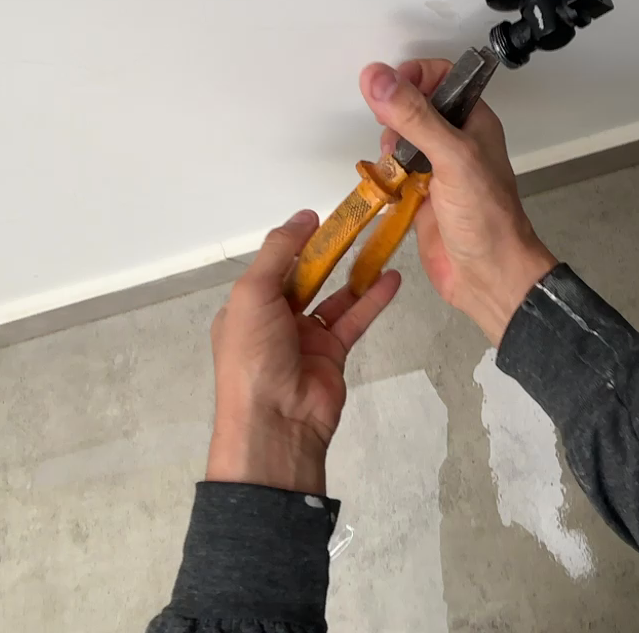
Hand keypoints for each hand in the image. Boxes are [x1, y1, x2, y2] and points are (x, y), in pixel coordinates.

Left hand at [205, 209, 401, 493]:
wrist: (276, 423)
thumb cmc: (255, 354)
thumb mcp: (253, 294)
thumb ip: (278, 251)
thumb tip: (304, 216)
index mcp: (246, 307)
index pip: (273, 265)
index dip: (296, 241)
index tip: (322, 218)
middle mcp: (274, 319)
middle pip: (305, 276)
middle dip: (328, 252)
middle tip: (357, 223)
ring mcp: (305, 337)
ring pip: (333, 296)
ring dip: (355, 272)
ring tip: (381, 242)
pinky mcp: (333, 353)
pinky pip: (354, 318)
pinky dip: (373, 298)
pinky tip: (392, 278)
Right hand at [361, 60, 557, 344]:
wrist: (488, 277)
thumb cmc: (484, 214)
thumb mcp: (451, 156)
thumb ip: (414, 116)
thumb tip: (376, 76)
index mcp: (473, 120)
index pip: (441, 77)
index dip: (413, 76)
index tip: (390, 92)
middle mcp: (455, 139)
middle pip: (414, 105)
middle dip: (395, 113)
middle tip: (393, 136)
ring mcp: (437, 168)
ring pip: (400, 139)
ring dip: (389, 146)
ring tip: (393, 165)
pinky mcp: (421, 195)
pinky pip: (395, 172)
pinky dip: (386, 174)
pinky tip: (389, 186)